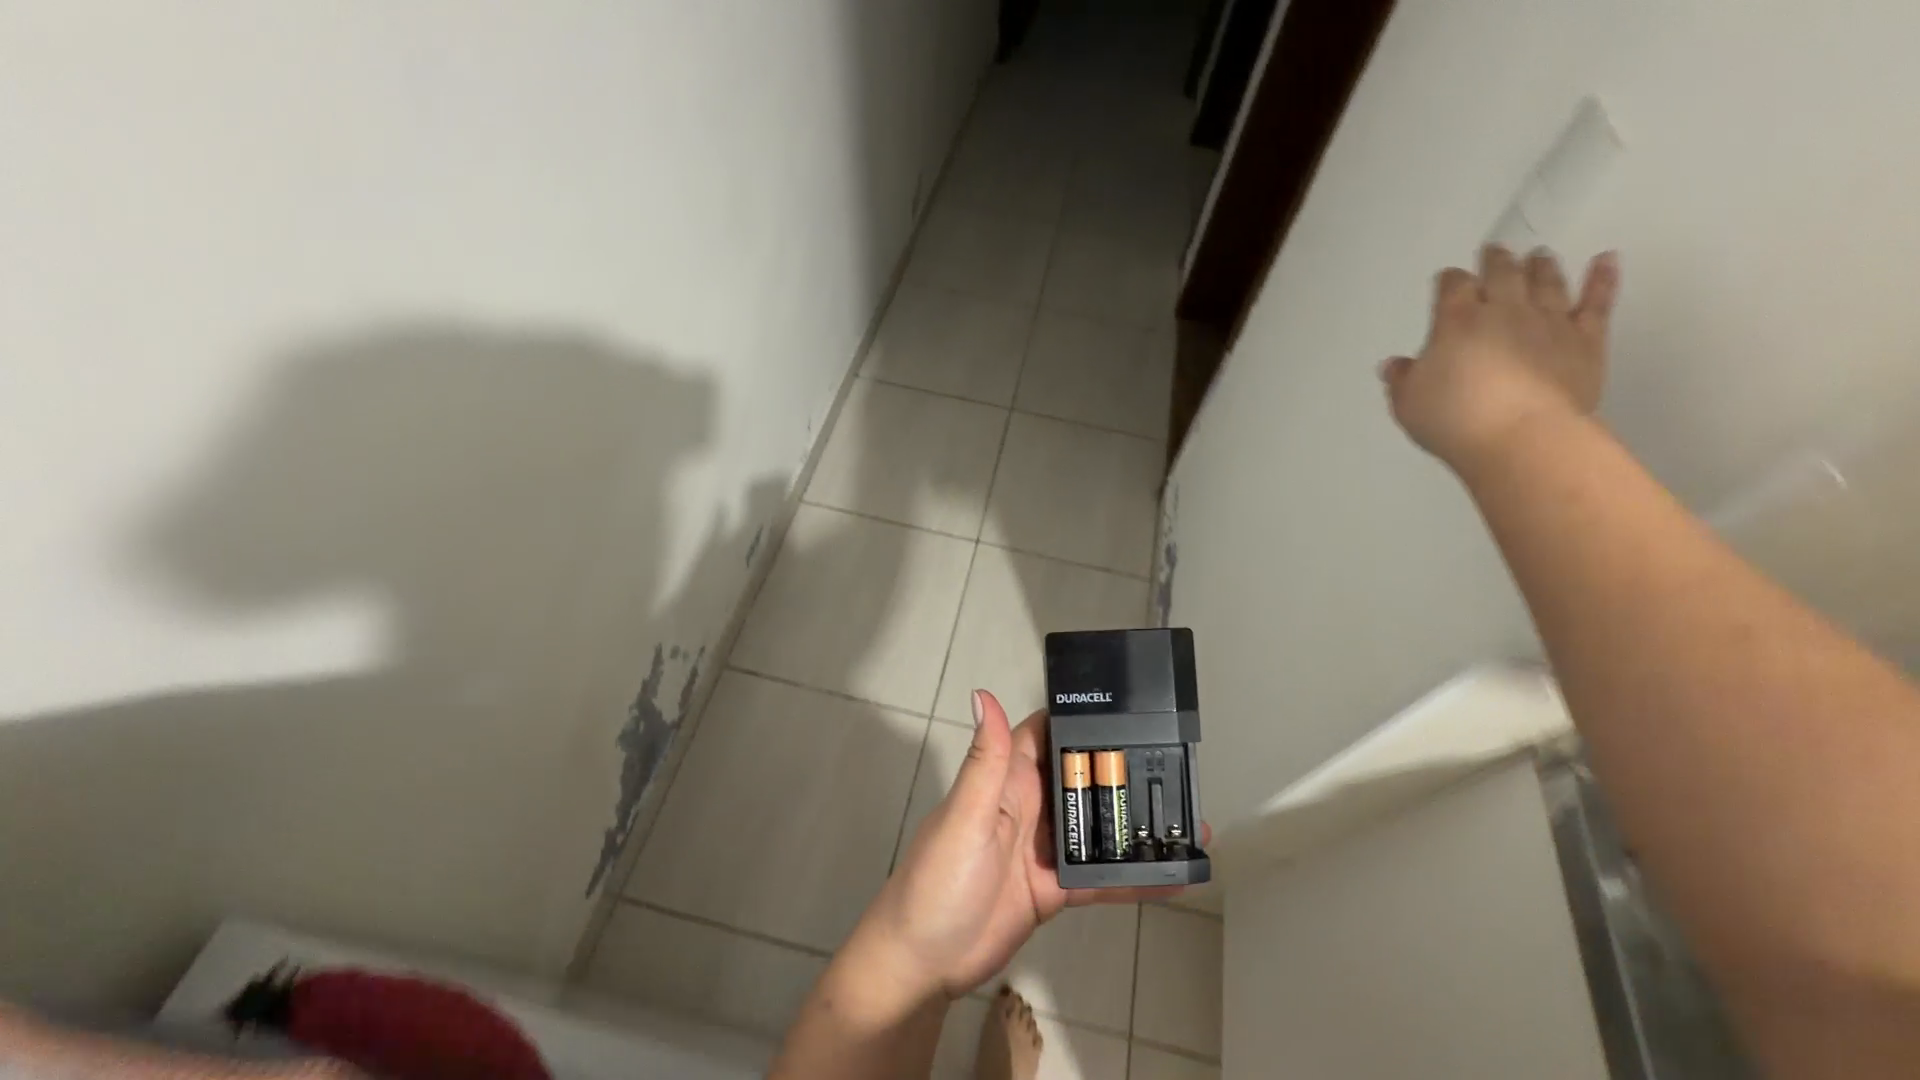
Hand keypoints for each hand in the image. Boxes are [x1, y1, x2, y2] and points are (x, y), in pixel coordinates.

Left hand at [854, 690, 1199, 999]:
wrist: (923, 963)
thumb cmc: (936, 881)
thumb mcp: (964, 818)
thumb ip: (985, 762)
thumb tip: (984, 693)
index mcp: (1005, 783)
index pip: (1046, 736)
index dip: (1081, 719)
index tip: (1129, 706)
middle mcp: (1028, 809)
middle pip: (1082, 781)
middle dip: (1123, 772)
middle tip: (1179, 767)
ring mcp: (1043, 849)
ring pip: (1096, 828)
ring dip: (1134, 825)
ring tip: (1187, 823)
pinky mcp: (1053, 888)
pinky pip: (1099, 877)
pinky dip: (1132, 877)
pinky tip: (1173, 877)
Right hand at [1382, 245, 1619, 474]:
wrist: (1522, 438)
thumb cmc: (1456, 421)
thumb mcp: (1409, 404)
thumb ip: (1403, 380)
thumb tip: (1396, 365)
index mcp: (1456, 322)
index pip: (1453, 287)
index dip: (1450, 280)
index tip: (1448, 279)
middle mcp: (1504, 311)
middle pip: (1501, 274)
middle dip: (1496, 261)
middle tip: (1494, 252)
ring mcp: (1548, 322)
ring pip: (1546, 282)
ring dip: (1541, 266)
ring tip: (1539, 255)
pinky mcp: (1586, 340)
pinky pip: (1597, 302)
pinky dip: (1602, 278)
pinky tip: (1607, 260)